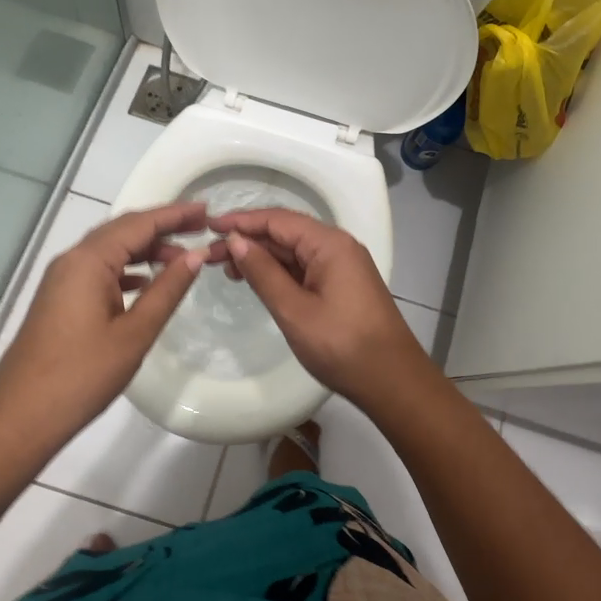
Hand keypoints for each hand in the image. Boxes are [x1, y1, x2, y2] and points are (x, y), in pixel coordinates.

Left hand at [0, 202, 215, 444]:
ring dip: (145, 248)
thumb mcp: (135, 333)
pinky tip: (147, 282)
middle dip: (162, 226)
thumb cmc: (81, 376)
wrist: (19, 419)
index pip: (139, 224)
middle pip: (123, 230)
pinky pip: (99, 269)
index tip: (207, 210)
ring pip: (110, 249)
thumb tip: (194, 255)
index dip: (175, 214)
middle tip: (201, 227)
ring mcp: (62, 280)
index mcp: (89, 260)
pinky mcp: (59, 300)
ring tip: (181, 256)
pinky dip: (127, 268)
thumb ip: (167, 290)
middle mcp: (72, 260)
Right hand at [213, 208, 436, 407]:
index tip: (208, 227)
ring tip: (226, 269)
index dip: (242, 221)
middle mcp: (337, 246)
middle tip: (210, 255)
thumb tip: (236, 241)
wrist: (391, 380)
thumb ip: (263, 273)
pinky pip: (305, 267)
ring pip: (294, 251)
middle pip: (286, 232)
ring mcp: (342, 266)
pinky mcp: (342, 285)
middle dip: (248, 239)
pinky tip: (257, 280)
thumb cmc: (342, 345)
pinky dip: (279, 271)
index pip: (278, 220)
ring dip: (262, 256)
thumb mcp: (294, 310)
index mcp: (329, 244)